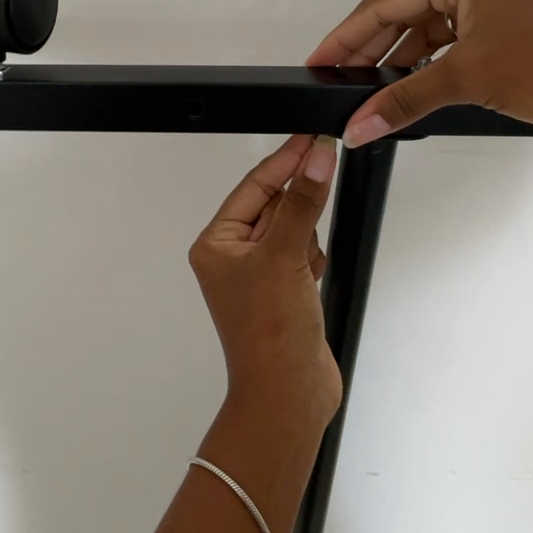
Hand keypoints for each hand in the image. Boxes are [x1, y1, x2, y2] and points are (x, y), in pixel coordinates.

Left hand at [188, 135, 340, 424]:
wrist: (289, 393)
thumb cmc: (268, 336)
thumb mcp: (284, 257)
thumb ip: (302, 204)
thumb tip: (316, 160)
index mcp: (215, 244)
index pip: (254, 187)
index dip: (286, 162)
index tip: (314, 139)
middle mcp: (233, 257)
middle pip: (277, 206)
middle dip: (298, 218)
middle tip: (304, 234)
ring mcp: (259, 275)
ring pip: (295, 230)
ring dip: (307, 245)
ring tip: (300, 277)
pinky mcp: (284, 291)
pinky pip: (305, 255)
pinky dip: (313, 263)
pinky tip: (309, 287)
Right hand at [308, 0, 532, 146]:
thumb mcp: (467, 78)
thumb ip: (403, 100)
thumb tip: (359, 124)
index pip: (385, 2)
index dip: (345, 37)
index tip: (318, 62)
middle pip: (406, 13)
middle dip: (370, 50)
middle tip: (337, 82)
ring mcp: (505, 1)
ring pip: (433, 30)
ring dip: (402, 61)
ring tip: (373, 93)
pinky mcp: (521, 29)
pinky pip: (459, 43)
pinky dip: (434, 66)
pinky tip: (417, 89)